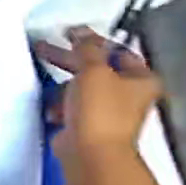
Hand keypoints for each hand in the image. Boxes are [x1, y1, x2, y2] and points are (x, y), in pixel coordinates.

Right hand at [33, 26, 161, 170]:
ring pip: (79, 89)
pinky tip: (51, 110)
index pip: (117, 51)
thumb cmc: (99, 110)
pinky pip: (70, 108)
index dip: (93, 41)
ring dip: (62, 87)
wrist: (90, 153)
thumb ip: (86, 48)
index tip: (69, 34)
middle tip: (44, 49)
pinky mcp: (87, 126)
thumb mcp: (93, 70)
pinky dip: (59, 106)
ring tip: (45, 85)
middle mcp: (128, 95)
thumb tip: (80, 31)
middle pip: (96, 69)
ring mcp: (107, 112)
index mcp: (141, 79)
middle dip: (69, 60)